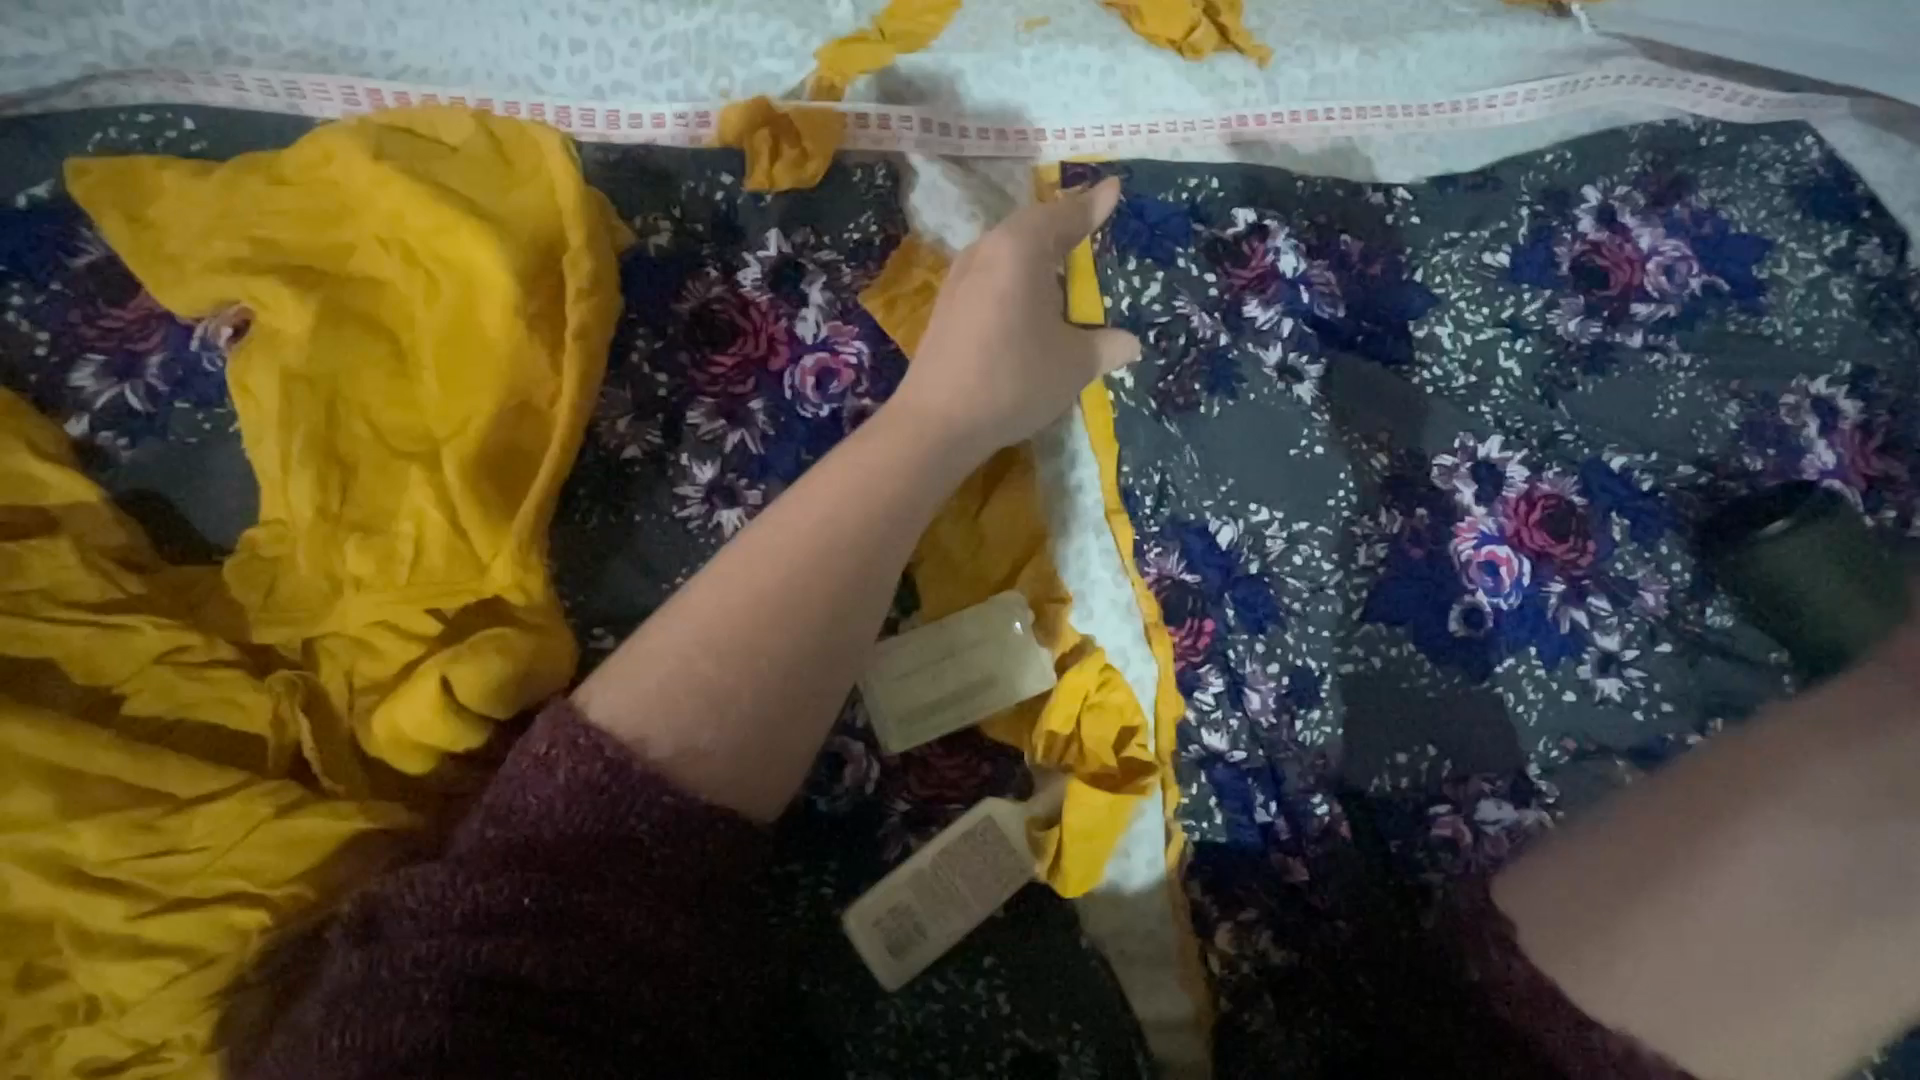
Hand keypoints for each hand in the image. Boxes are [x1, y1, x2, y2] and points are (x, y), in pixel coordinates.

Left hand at [891, 177, 1140, 456]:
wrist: (938, 422)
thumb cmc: (1014, 380)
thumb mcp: (1074, 364)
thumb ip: (1106, 347)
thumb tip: (1131, 344)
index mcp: (1021, 247)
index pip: (1066, 215)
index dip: (1093, 206)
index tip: (1113, 191)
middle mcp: (986, 250)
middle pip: (1032, 230)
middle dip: (1064, 231)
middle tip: (1093, 232)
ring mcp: (960, 279)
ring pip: (1008, 255)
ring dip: (1037, 261)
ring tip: (1066, 275)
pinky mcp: (948, 308)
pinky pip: (992, 280)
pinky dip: (1016, 284)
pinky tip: (1030, 309)